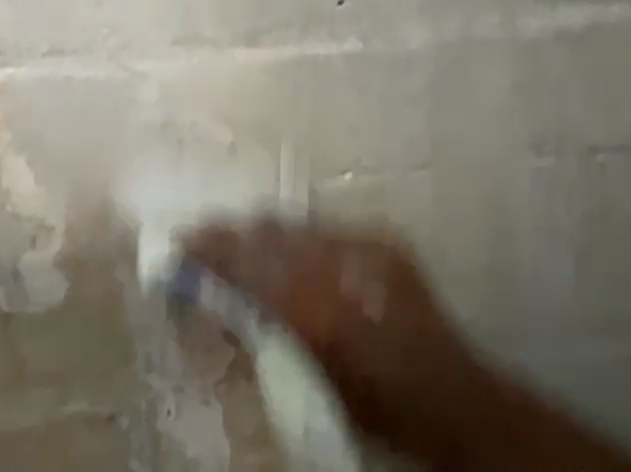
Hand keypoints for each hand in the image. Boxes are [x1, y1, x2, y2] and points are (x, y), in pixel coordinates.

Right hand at [183, 221, 484, 462]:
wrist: (453, 399)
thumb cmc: (372, 405)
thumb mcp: (305, 380)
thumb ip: (256, 334)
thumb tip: (209, 302)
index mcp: (309, 310)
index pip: (241, 264)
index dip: (205, 250)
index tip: (177, 244)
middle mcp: (334, 267)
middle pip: (264, 235)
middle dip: (228, 233)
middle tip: (199, 237)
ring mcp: (363, 247)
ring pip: (293, 225)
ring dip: (262, 232)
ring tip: (238, 236)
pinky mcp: (383, 240)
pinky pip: (326, 229)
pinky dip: (301, 236)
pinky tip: (291, 245)